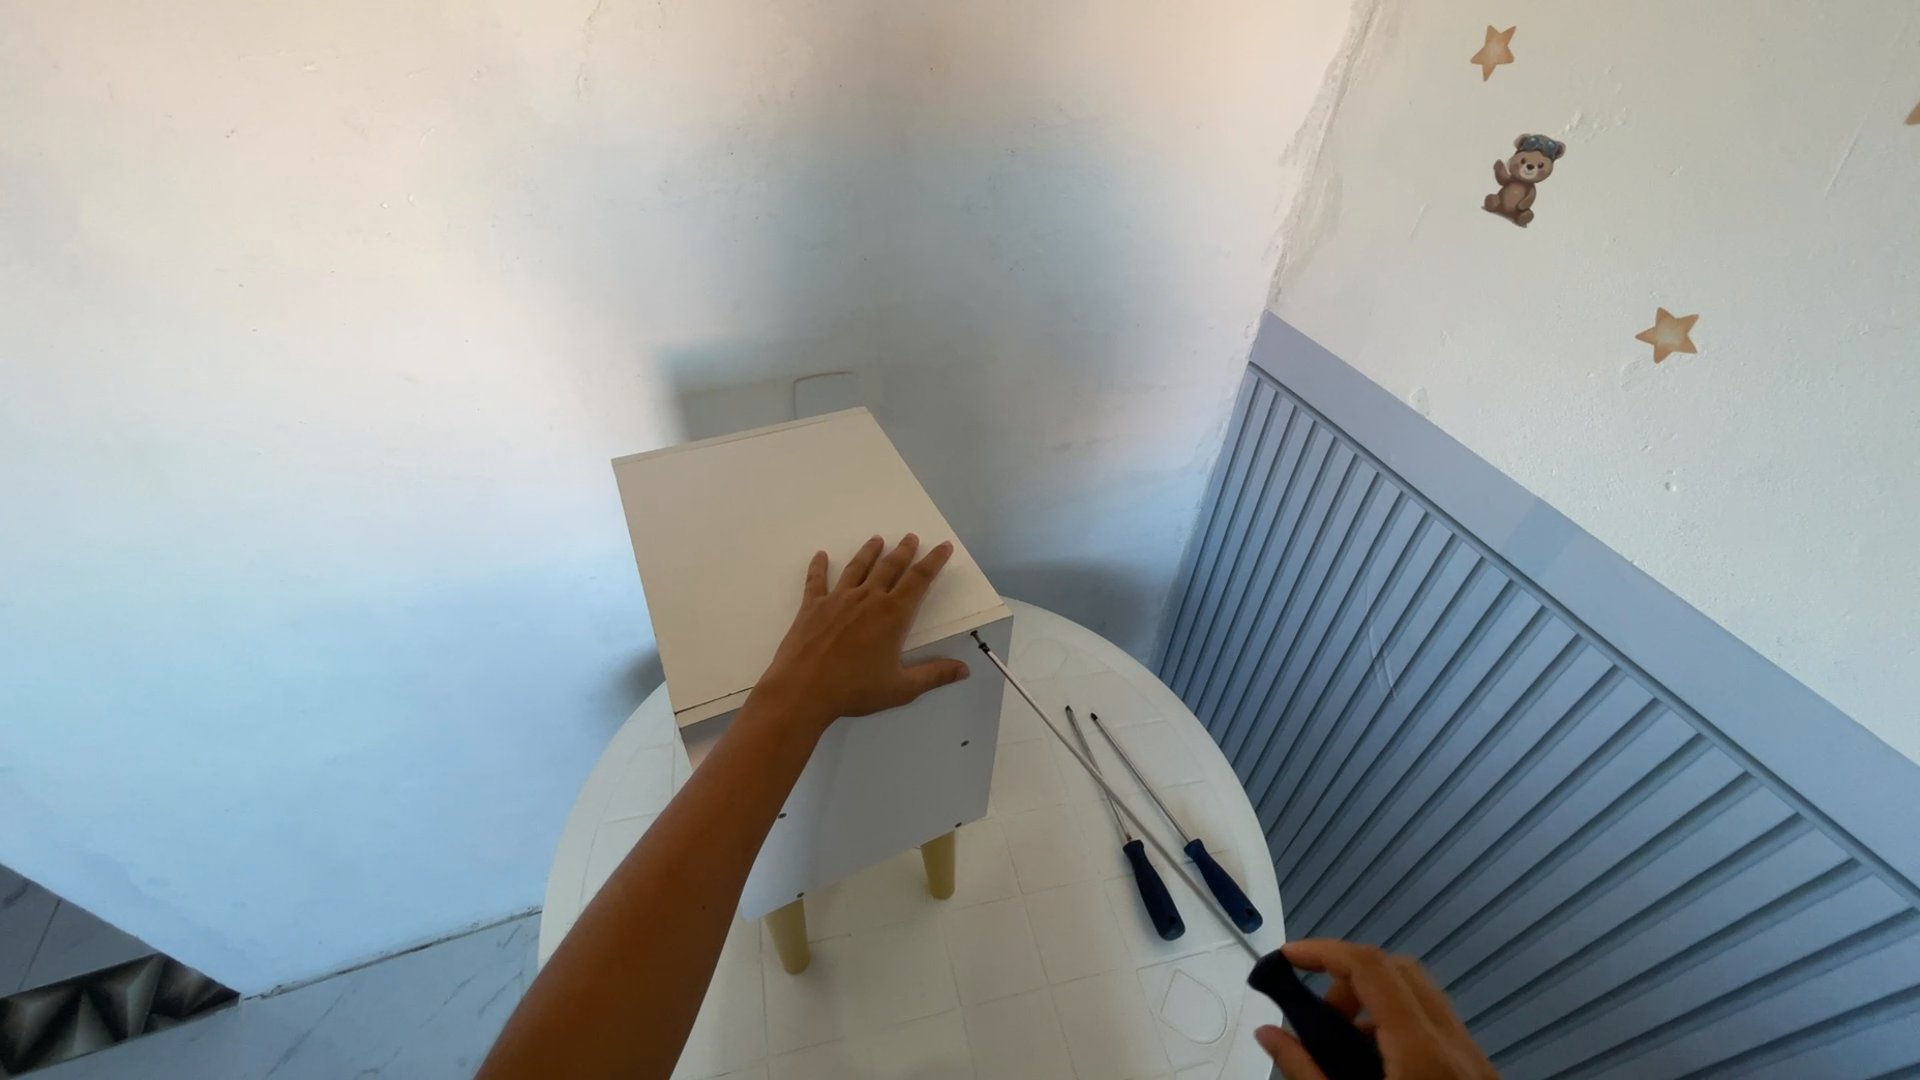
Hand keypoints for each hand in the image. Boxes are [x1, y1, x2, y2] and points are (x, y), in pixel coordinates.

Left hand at [753, 534, 969, 728]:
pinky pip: (817, 580)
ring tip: (877, 539)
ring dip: (869, 551)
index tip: (943, 546)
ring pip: (857, 567)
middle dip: (904, 551)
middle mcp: (867, 598)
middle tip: (911, 537)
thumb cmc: (855, 690)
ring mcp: (838, 599)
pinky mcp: (812, 606)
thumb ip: (934, 675)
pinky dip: (819, 566)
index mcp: (893, 614)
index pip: (919, 579)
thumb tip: (964, 670)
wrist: (803, 689)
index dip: (934, 561)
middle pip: (890, 566)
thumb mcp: (901, 688)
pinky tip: (821, 555)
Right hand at [1256, 940, 1497, 1079]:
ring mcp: (1478, 1067)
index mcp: (1424, 1053)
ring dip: (1376, 1000)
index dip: (1322, 950)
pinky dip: (1400, 1026)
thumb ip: (1306, 1073)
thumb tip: (1269, 1034)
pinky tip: (1380, 1069)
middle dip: (1350, 974)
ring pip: (1423, 997)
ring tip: (1345, 1044)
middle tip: (1320, 1011)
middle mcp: (1457, 1050)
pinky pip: (1438, 1029)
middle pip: (1399, 970)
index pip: (1369, 966)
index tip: (1286, 959)